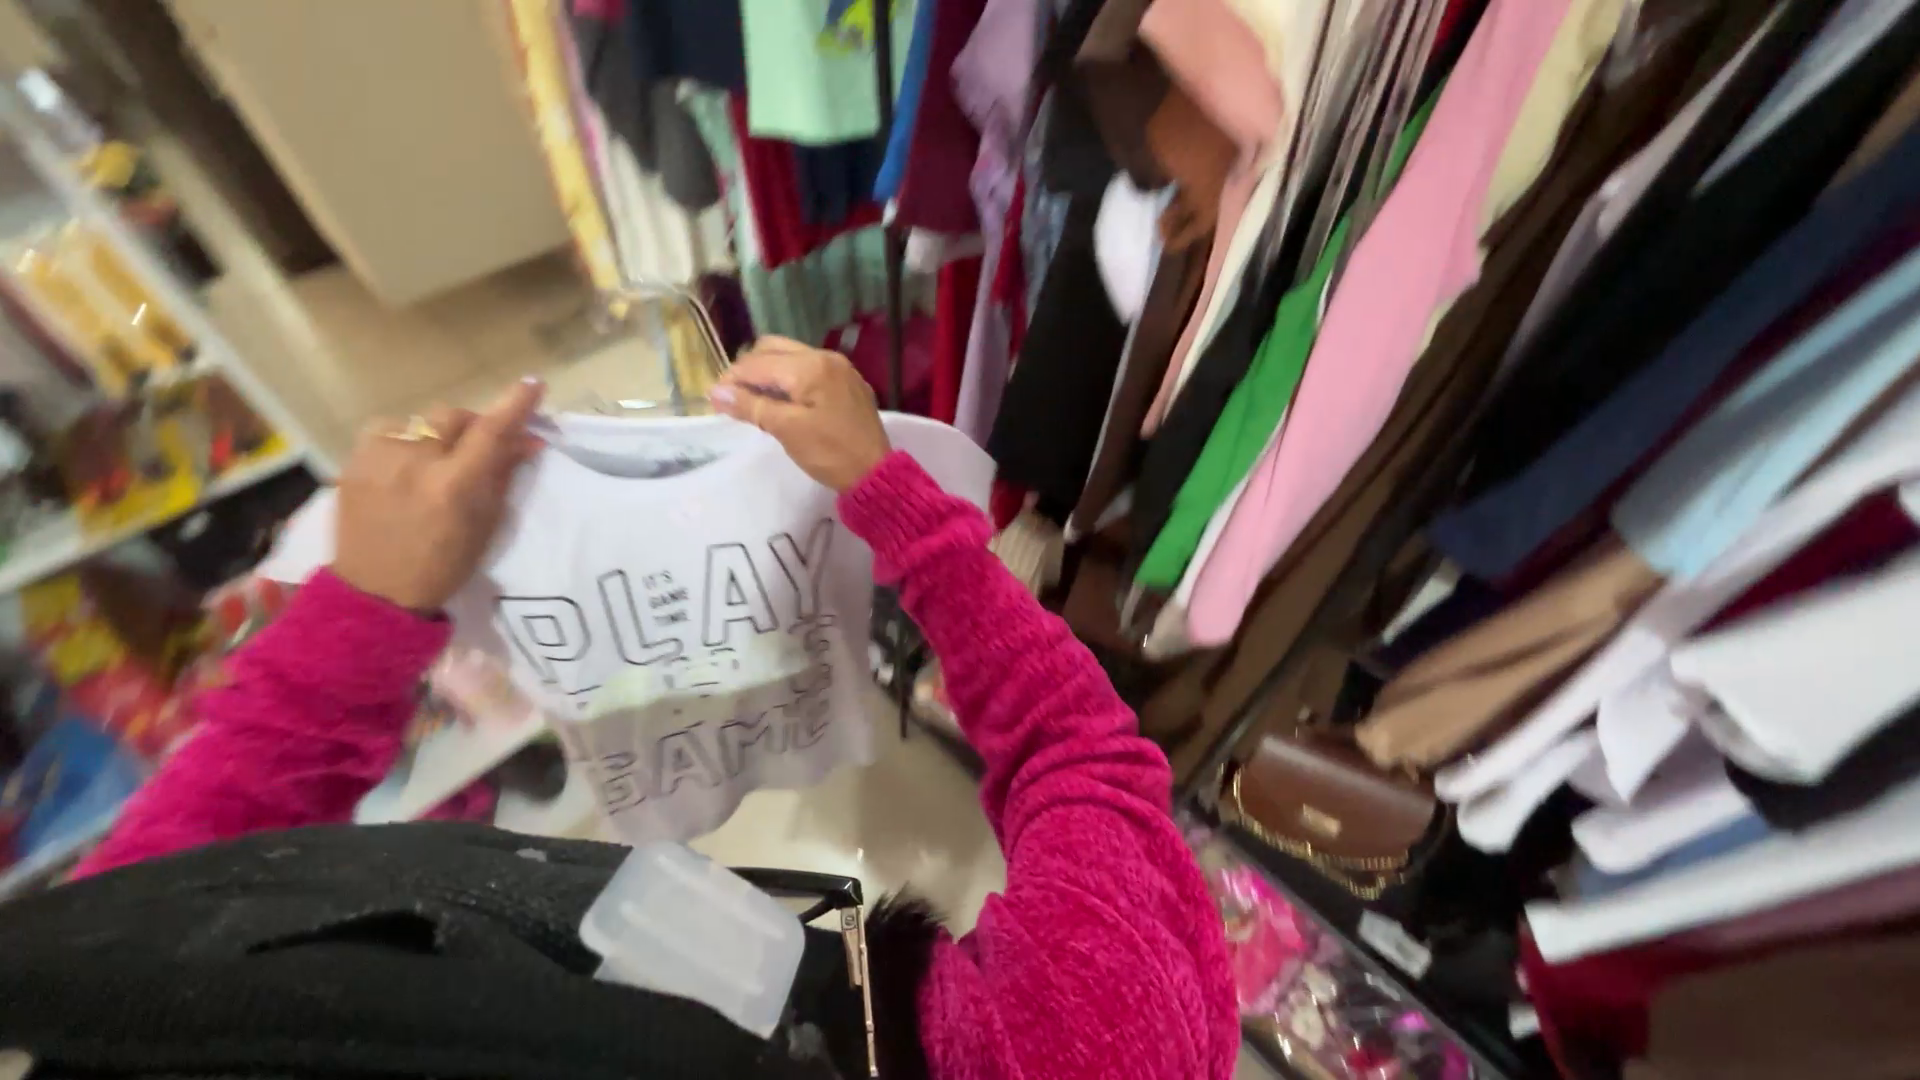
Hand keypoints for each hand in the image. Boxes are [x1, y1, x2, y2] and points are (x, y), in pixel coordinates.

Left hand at [332, 378, 544, 611]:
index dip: (515, 404)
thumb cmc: (446, 563)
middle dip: (473, 425)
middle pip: (452, 416)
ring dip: (436, 432)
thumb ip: (503, 474)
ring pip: (417, 420)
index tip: (534, 384)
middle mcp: (414, 464)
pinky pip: (386, 432)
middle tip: (483, 445)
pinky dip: (404, 440)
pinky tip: (407, 462)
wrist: (377, 591)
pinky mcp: (351, 463)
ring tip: (438, 456)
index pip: (491, 431)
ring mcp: (377, 460)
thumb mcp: (487, 523)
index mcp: (454, 485)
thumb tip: (528, 440)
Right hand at [709, 337, 890, 492]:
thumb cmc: (830, 453)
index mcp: (811, 365)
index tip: (715, 400)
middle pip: (773, 350)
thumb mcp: (786, 429)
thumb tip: (717, 392)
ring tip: (755, 402)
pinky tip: (783, 404)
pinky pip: (810, 371)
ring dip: (769, 374)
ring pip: (791, 358)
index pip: (758, 362)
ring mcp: (840, 369)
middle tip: (734, 398)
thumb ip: (751, 406)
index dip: (732, 379)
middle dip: (749, 370)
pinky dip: (790, 381)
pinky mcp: (848, 384)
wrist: (875, 474)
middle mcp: (826, 357)